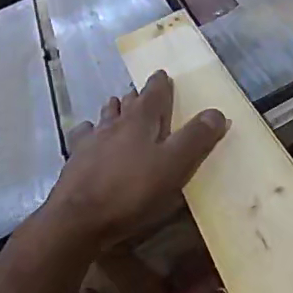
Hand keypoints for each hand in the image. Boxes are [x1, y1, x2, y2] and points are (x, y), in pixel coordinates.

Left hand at [39, 70, 227, 250]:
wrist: (78, 218)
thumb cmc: (132, 191)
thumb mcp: (174, 166)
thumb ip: (196, 139)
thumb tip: (216, 112)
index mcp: (140, 121)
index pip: (153, 94)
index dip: (160, 85)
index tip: (163, 74)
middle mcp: (114, 125)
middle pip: (127, 104)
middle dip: (137, 97)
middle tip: (142, 93)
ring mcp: (91, 142)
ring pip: (105, 118)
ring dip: (114, 110)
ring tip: (117, 105)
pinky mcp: (75, 161)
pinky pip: (84, 138)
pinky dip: (90, 132)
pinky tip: (89, 135)